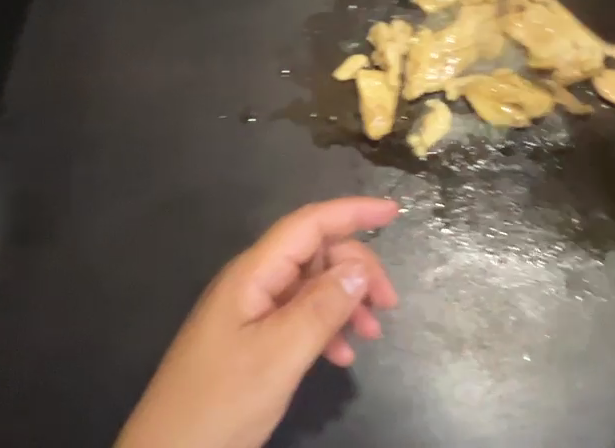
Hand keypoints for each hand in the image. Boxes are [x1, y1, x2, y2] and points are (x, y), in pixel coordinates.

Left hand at [114, 197, 400, 447]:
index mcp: (253, 273)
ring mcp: (250, 310)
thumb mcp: (278, 357)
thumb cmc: (221, 402)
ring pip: (310, 286)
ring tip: (371, 334)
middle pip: (315, 253)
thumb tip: (358, 269)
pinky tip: (341, 356)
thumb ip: (320, 309)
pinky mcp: (251, 339)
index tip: (394, 212)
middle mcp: (252, 281)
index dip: (352, 212)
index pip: (309, 224)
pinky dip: (326, 329)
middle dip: (356, 269)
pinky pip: (298, 316)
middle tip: (389, 305)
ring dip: (345, 302)